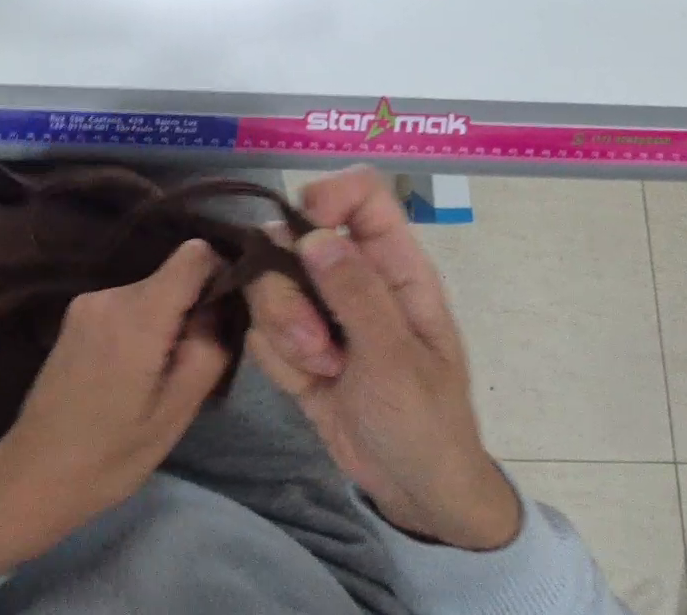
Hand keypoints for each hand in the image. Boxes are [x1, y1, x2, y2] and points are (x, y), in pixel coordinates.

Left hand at [0, 240, 231, 575]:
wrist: (36, 470)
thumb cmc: (112, 452)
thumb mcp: (176, 412)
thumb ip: (207, 349)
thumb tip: (220, 306)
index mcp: (137, 314)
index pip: (193, 255)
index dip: (220, 273)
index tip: (227, 311)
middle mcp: (108, 294)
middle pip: (171, 277)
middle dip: (192, 310)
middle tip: (192, 364)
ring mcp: (86, 302)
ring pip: (149, 293)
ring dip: (165, 322)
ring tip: (160, 375)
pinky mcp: (74, 315)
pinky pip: (124, 306)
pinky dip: (140, 327)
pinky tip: (132, 372)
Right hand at [245, 168, 520, 550]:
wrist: (411, 490)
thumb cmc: (426, 422)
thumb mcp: (398, 360)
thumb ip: (356, 294)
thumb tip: (312, 236)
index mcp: (395, 266)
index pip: (361, 195)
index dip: (328, 198)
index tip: (304, 237)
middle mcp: (352, 275)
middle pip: (291, 238)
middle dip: (288, 292)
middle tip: (316, 342)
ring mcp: (318, 308)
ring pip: (268, 283)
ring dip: (283, 331)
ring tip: (320, 369)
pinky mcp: (293, 340)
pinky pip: (260, 325)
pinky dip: (277, 358)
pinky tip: (310, 385)